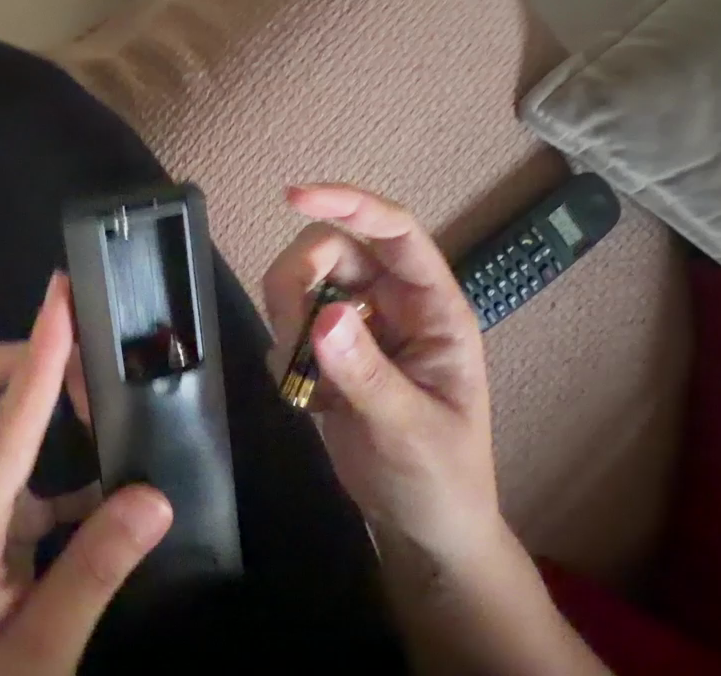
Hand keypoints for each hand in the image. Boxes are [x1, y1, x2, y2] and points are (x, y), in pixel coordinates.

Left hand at [0, 274, 173, 675]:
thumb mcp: (42, 651)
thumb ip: (95, 573)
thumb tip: (155, 496)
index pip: (7, 419)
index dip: (40, 354)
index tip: (62, 297)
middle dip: (35, 356)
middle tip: (97, 353)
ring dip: (48, 398)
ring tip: (108, 396)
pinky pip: (21, 464)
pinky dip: (61, 457)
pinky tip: (108, 485)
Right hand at [263, 184, 498, 557]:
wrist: (420, 525)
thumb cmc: (439, 477)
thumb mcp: (410, 430)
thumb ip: (366, 373)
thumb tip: (323, 315)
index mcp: (432, 307)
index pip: (394, 232)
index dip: (348, 204)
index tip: (293, 195)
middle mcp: (391, 303)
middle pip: (329, 250)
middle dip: (300, 281)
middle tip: (295, 339)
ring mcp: (355, 324)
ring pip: (299, 281)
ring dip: (285, 319)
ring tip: (303, 377)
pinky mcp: (323, 348)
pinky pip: (283, 321)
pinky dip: (280, 351)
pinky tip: (307, 398)